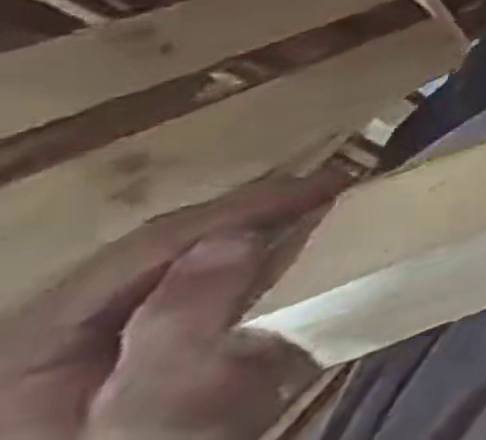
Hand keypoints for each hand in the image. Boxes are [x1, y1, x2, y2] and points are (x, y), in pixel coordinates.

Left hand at [0, 172, 346, 439]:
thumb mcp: (157, 416)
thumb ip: (182, 326)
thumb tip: (238, 235)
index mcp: (35, 342)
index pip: (153, 245)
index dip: (244, 204)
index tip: (329, 185)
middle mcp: (63, 337)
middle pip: (169, 252)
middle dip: (255, 215)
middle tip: (335, 193)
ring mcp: (104, 357)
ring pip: (189, 270)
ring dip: (261, 238)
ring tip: (324, 216)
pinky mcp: (149, 371)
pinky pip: (206, 301)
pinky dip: (261, 274)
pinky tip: (301, 264)